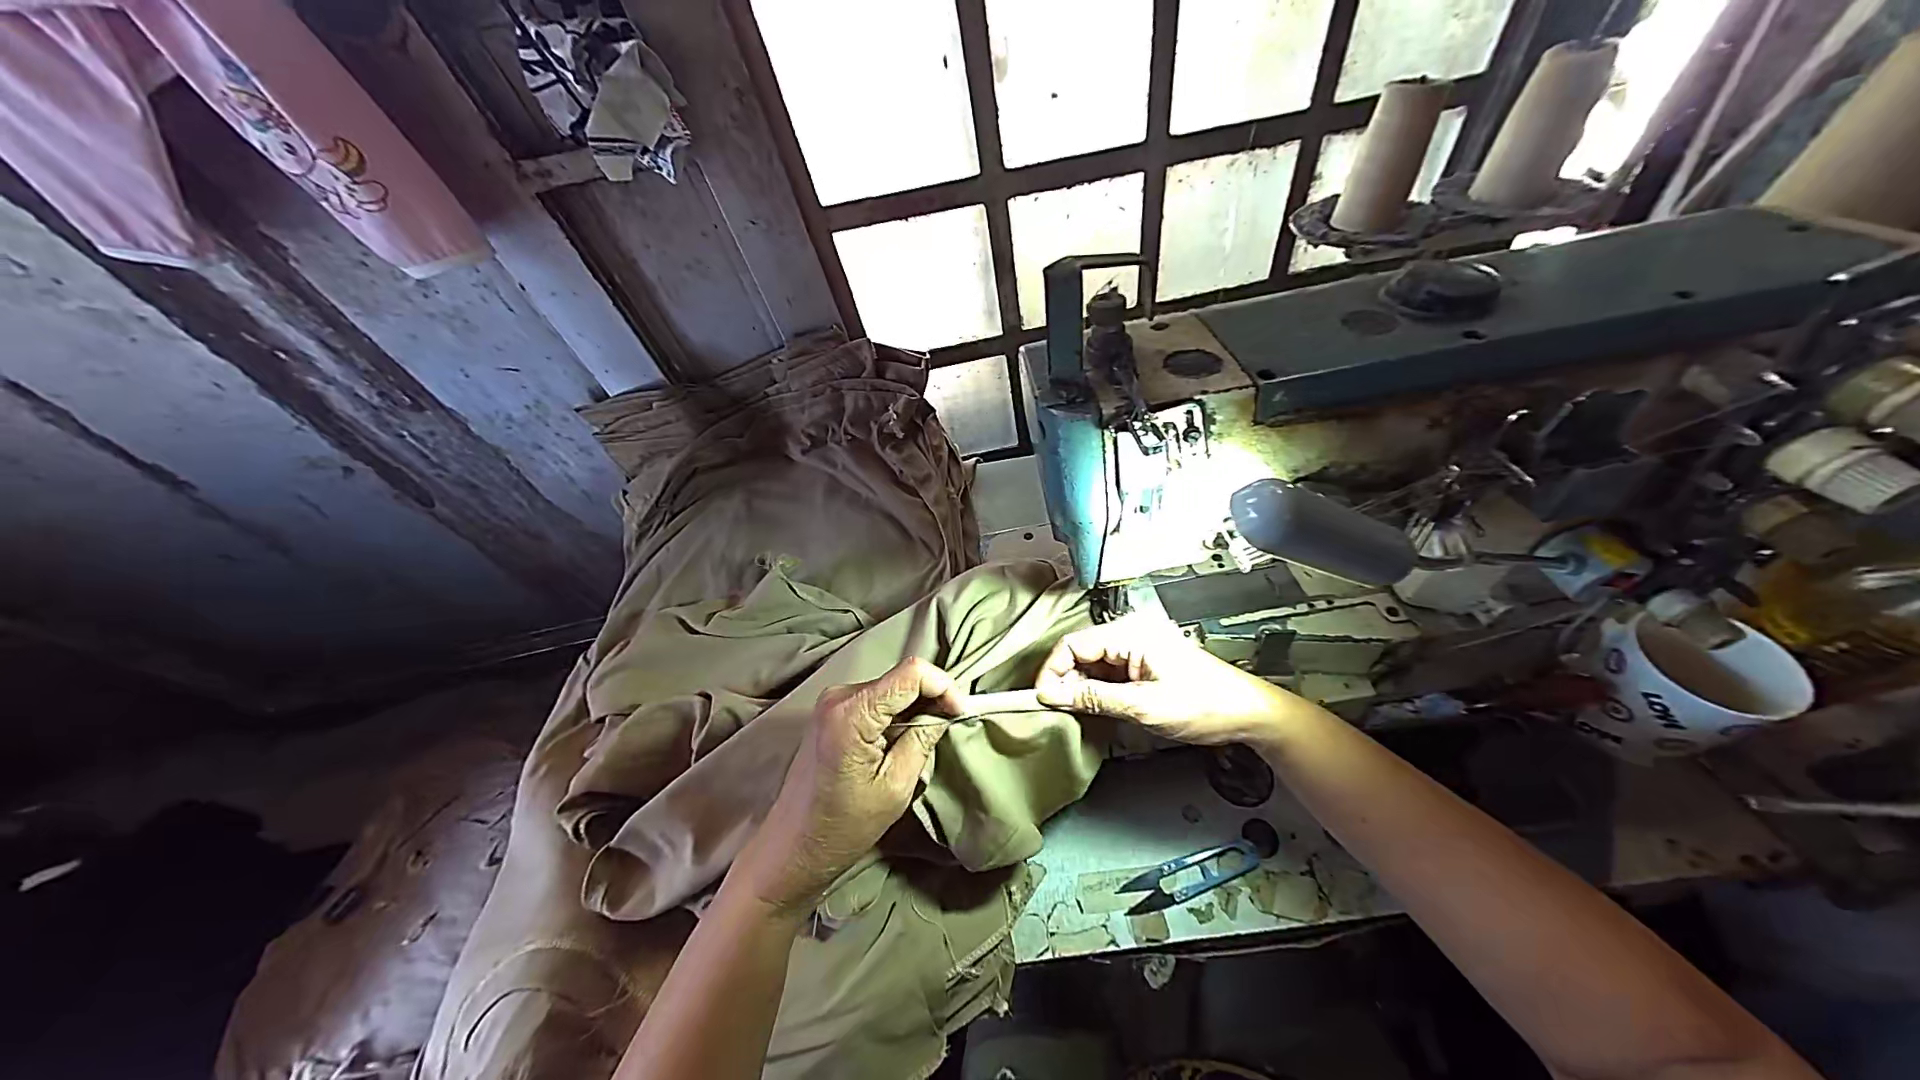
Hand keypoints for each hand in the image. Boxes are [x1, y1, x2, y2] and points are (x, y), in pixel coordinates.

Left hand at [729, 657, 965, 914]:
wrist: (793, 847)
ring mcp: (831, 701)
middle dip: (931, 697)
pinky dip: (897, 713)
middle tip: (949, 726)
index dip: (944, 686)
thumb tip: (946, 710)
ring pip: (891, 687)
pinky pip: (876, 699)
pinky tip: (902, 740)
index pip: (911, 672)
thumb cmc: (844, 825)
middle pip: (901, 677)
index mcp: (852, 712)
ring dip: (914, 707)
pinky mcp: (830, 711)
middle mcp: (838, 696)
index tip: (960, 711)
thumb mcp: (896, 785)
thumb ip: (923, 738)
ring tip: (925, 739)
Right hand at [1034, 616, 1298, 745]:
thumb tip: (1056, 695)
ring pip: (1091, 662)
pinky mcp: (1143, 659)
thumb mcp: (1143, 706)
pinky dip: (1097, 689)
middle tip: (1058, 709)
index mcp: (1132, 632)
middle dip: (1065, 681)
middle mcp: (1132, 632)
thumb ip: (1094, 698)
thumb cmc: (1208, 704)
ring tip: (1081, 711)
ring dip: (1081, 687)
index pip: (1073, 644)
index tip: (1041, 697)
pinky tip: (1098, 706)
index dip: (1052, 672)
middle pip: (1079, 652)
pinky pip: (1107, 670)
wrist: (1248, 713)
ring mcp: (1138, 645)